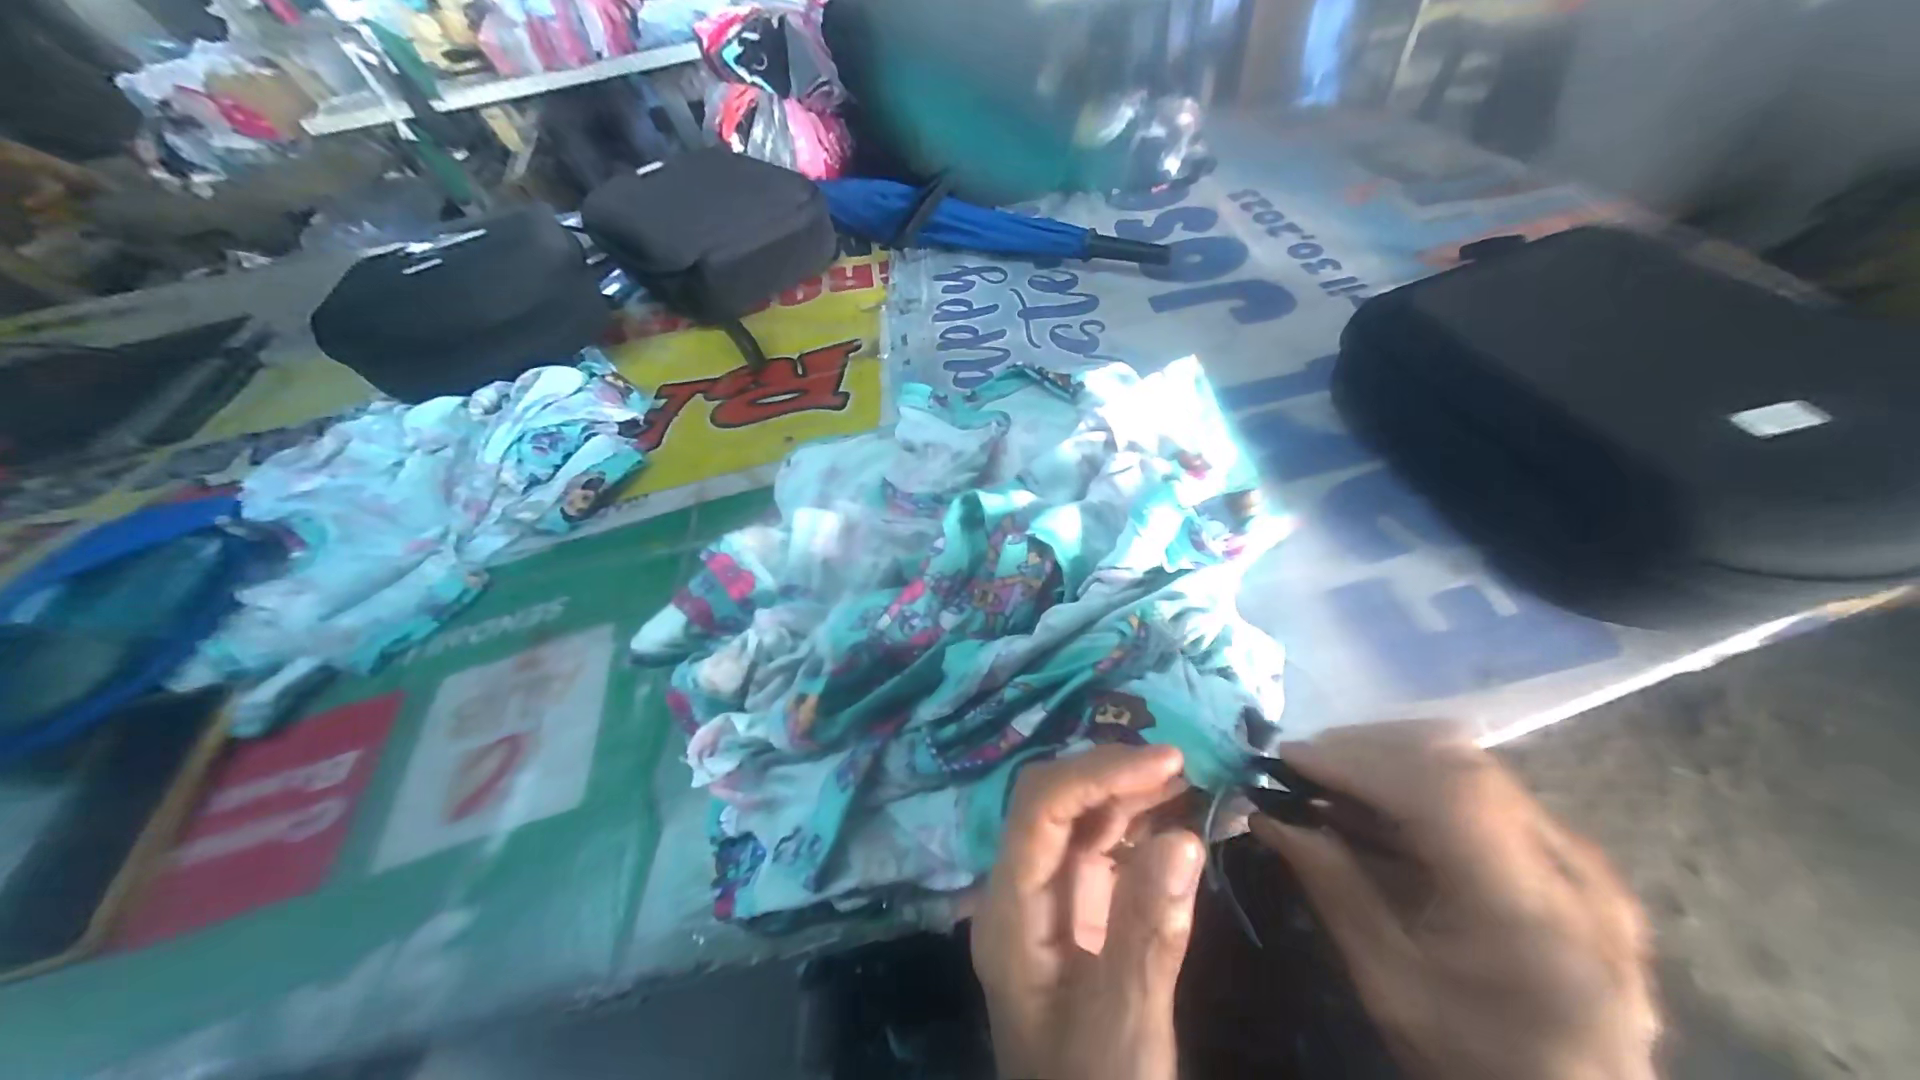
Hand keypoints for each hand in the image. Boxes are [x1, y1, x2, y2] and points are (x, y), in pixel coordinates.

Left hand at [973, 745, 1203, 1079]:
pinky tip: (1178, 819)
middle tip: (1181, 765)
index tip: (1165, 760)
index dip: (1097, 773)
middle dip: (1113, 774)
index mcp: (1010, 911)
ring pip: (1081, 822)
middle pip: (1055, 805)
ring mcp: (1049, 899)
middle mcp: (1021, 890)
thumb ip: (1147, 933)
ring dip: (1130, 795)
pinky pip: (1104, 852)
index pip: (1039, 810)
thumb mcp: (1123, 1027)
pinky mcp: (1078, 912)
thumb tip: (1183, 837)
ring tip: (1188, 780)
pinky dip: (1141, 830)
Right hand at [1251, 722, 1657, 1079]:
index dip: (1358, 761)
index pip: (1443, 796)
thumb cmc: (1474, 1057)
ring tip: (1324, 775)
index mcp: (1529, 914)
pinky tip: (1370, 801)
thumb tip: (1269, 818)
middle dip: (1365, 748)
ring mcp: (1577, 861)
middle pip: (1458, 764)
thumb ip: (1334, 890)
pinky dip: (1415, 780)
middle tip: (1299, 762)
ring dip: (1388, 757)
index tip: (1286, 756)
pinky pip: (1482, 790)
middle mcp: (1570, 872)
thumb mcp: (1390, 986)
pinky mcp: (1566, 859)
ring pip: (1470, 766)